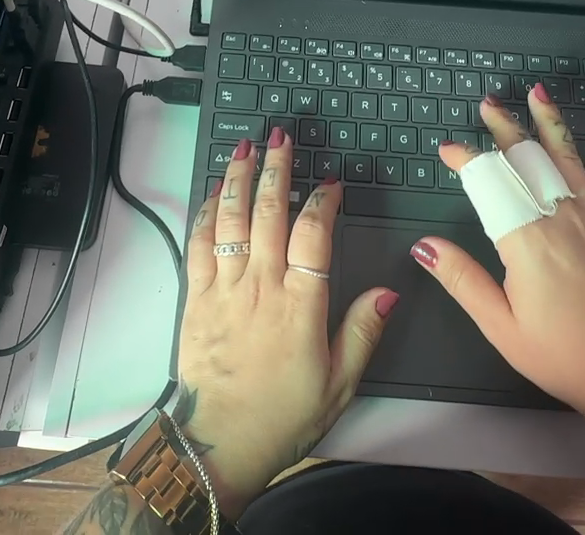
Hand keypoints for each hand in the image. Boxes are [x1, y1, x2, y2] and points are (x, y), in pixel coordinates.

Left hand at [178, 127, 396, 518]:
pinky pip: (199, 245)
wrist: (219, 445)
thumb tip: (389, 291)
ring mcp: (224, 288)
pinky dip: (206, 214)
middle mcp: (260, 286)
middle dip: (275, 169)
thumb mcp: (340, 382)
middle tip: (279, 138)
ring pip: (230, 219)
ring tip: (244, 148)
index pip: (315, 234)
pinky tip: (213, 194)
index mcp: (300, 304)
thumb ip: (364, 331)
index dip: (323, 201)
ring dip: (237, 179)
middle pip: (268, 212)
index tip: (329, 183)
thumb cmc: (282, 415)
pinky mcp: (195, 298)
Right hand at [417, 85, 584, 430]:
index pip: (489, 183)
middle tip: (488, 104)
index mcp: (526, 239)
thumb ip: (461, 279)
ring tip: (537, 92)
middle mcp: (559, 217)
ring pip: (565, 157)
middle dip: (504, 128)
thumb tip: (424, 245)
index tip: (447, 150)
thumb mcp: (500, 325)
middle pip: (527, 160)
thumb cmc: (564, 356)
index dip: (466, 161)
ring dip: (548, 122)